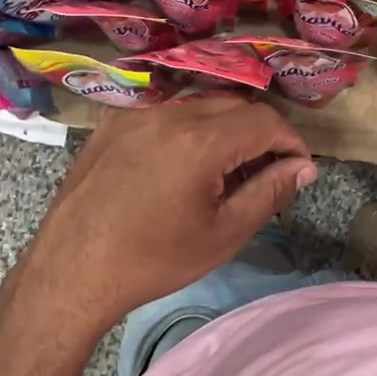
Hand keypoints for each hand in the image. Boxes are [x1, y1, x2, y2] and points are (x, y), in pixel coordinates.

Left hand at [17, 95, 316, 332]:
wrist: (72, 270)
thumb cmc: (153, 260)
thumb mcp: (223, 234)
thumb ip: (269, 192)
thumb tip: (304, 167)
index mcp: (200, 140)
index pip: (264, 120)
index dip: (290, 140)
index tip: (299, 166)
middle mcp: (170, 113)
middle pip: (233, 105)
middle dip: (259, 132)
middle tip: (267, 171)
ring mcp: (137, 114)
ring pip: (198, 106)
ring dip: (224, 128)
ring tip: (225, 171)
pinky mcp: (113, 123)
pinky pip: (165, 113)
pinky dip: (187, 129)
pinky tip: (181, 166)